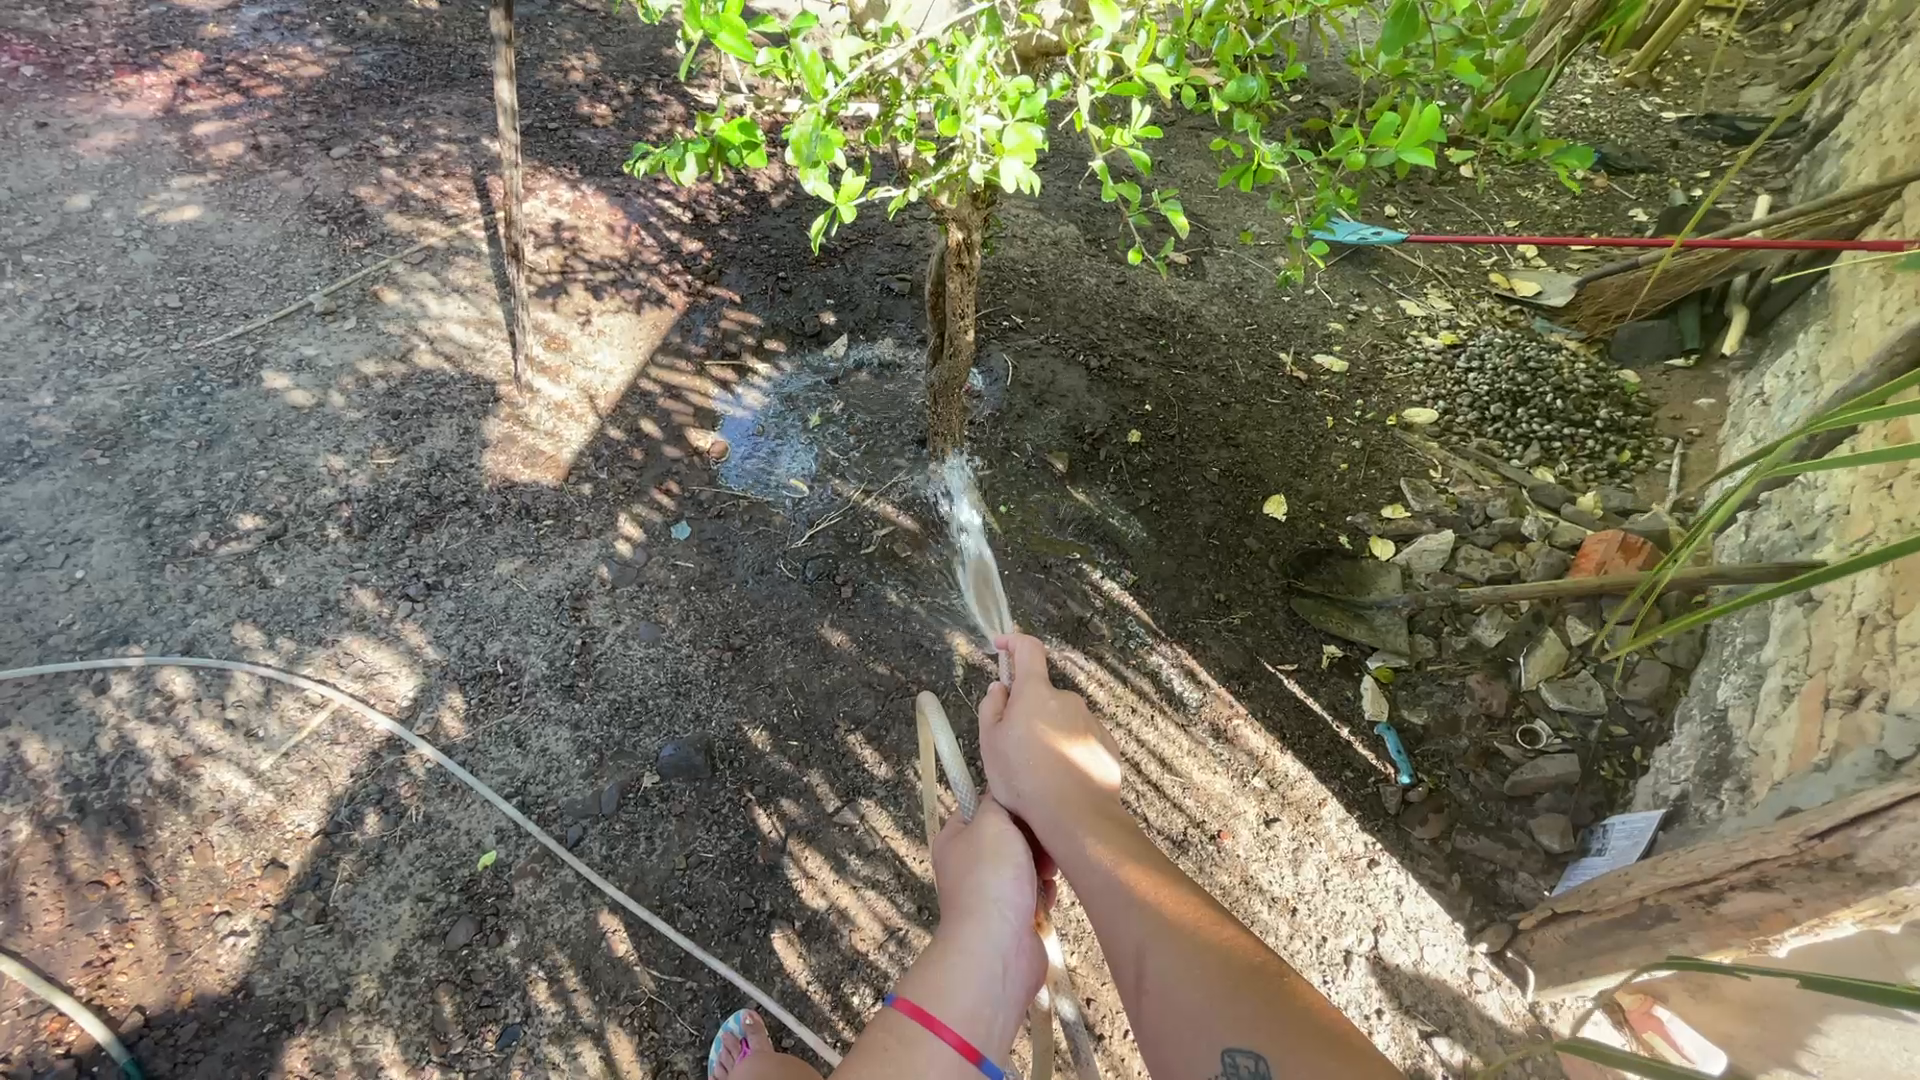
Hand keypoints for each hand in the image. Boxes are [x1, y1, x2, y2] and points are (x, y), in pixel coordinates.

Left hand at [931, 796, 1053, 1002]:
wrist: (997, 950)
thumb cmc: (991, 878)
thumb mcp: (992, 822)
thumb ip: (997, 801)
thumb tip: (1001, 796)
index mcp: (956, 838)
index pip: (981, 806)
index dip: (1006, 804)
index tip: (1028, 807)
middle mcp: (969, 863)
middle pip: (1008, 834)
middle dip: (1031, 837)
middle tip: (1043, 844)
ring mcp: (990, 892)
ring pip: (1025, 863)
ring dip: (1041, 865)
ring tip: (1047, 872)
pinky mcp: (1012, 916)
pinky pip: (1034, 892)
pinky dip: (1043, 892)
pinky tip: (1046, 897)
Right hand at [977, 633, 1124, 842]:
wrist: (1076, 815)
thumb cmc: (1024, 777)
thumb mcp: (990, 743)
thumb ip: (992, 708)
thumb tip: (1001, 688)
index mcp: (1036, 692)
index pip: (1028, 649)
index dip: (1013, 642)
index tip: (1001, 646)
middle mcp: (1068, 699)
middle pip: (1042, 695)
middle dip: (1028, 712)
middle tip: (1014, 747)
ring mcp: (1091, 722)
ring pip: (1062, 721)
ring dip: (1049, 735)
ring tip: (1038, 772)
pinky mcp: (1107, 746)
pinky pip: (1080, 741)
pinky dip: (1068, 752)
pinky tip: (1061, 780)